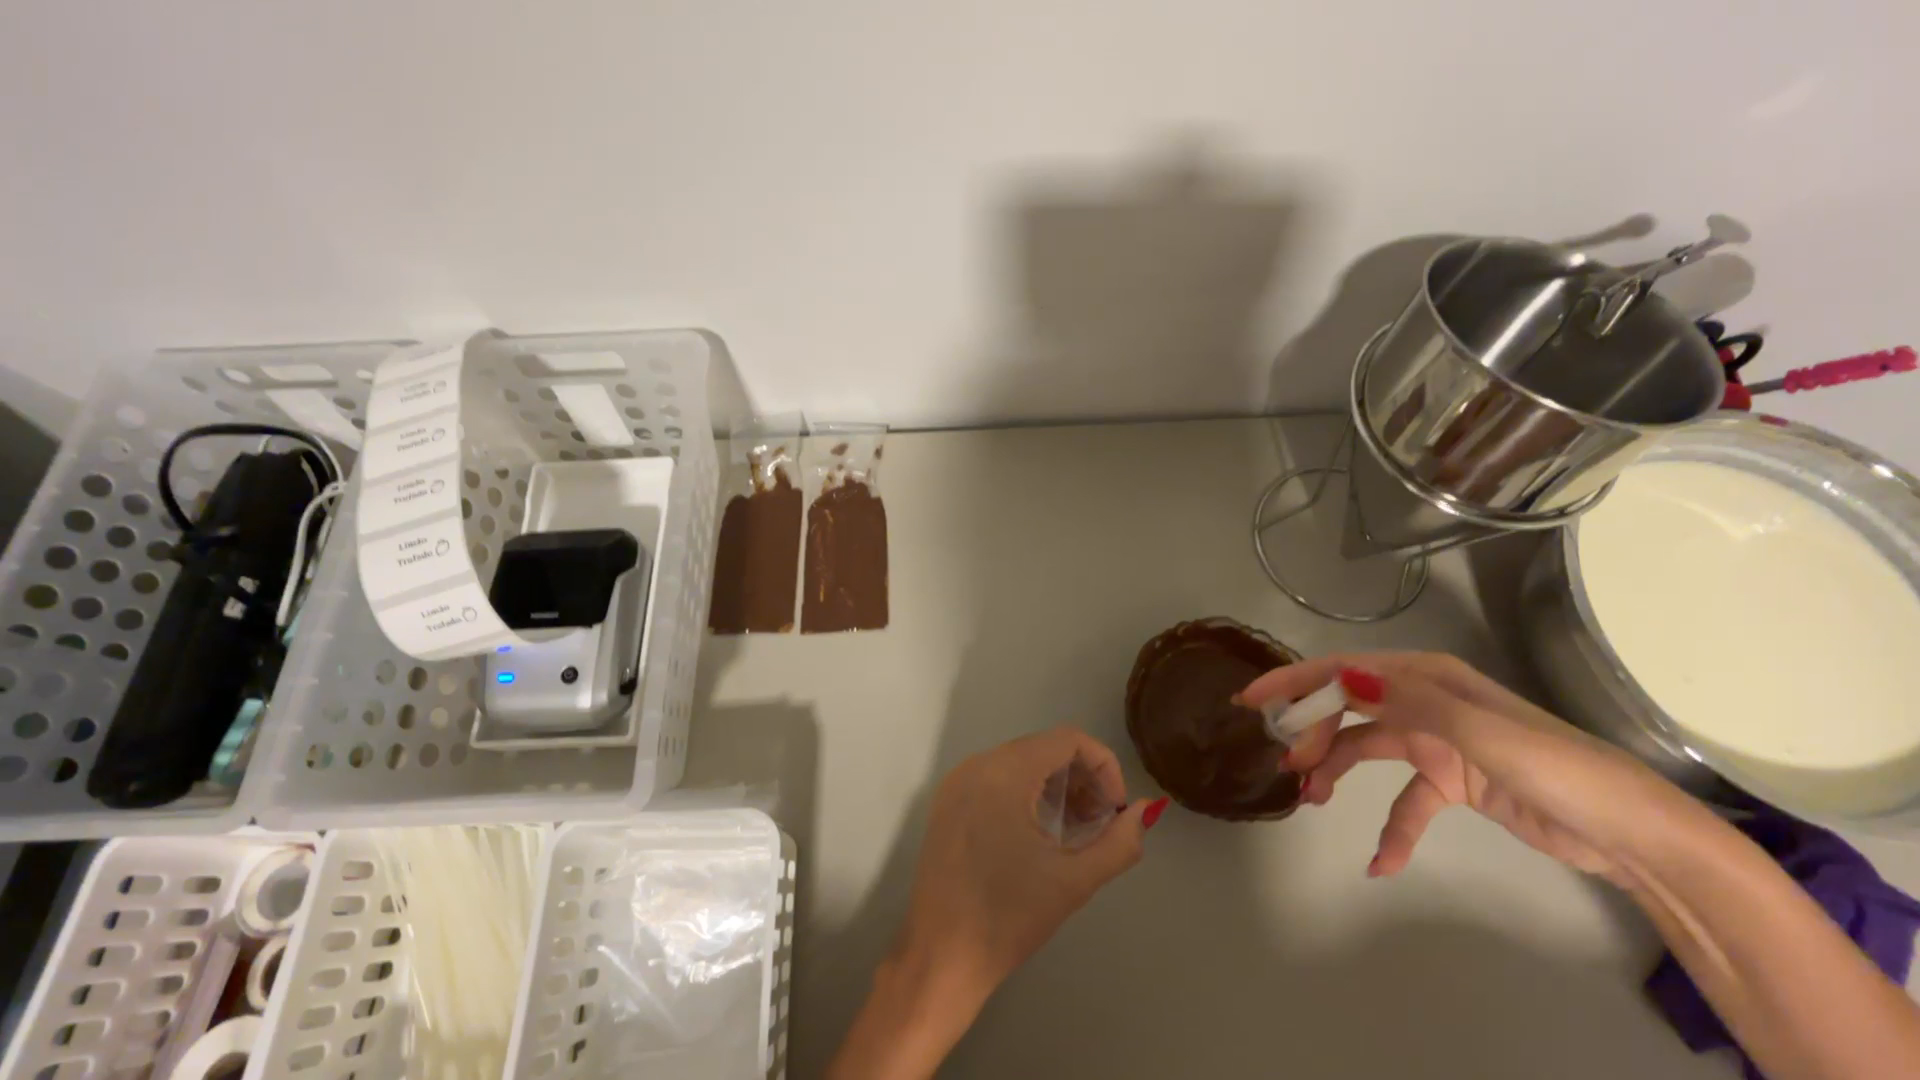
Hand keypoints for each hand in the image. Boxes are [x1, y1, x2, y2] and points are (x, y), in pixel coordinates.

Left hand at [895, 728, 1162, 1000]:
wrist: (941, 957)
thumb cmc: (1008, 917)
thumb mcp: (1074, 881)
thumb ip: (1119, 842)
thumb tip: (1146, 810)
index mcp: (1003, 774)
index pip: (1068, 740)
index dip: (1104, 767)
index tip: (1117, 810)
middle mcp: (976, 766)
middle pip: (1044, 748)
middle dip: (1082, 779)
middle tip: (1102, 825)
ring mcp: (957, 785)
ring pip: (1021, 763)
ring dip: (1058, 788)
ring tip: (1078, 834)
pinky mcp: (948, 806)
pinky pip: (997, 780)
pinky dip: (1028, 795)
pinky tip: (1043, 836)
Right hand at [1241, 653, 1699, 886]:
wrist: (1632, 834)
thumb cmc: (1559, 770)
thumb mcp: (1483, 732)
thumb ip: (1412, 702)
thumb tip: (1345, 677)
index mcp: (1431, 678)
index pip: (1347, 671)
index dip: (1296, 682)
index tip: (1251, 702)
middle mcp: (1428, 702)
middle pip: (1350, 708)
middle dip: (1312, 732)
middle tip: (1286, 766)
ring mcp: (1440, 743)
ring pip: (1367, 749)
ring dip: (1336, 771)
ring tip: (1308, 800)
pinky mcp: (1452, 782)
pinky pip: (1404, 802)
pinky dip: (1389, 829)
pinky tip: (1379, 862)